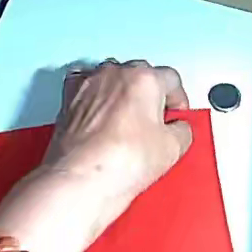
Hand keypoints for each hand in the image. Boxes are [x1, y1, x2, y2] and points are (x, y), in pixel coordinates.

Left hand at [0, 60, 192, 251]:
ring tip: (125, 121)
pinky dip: (93, 94)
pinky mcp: (68, 97)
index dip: (178, 99)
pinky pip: (84, 84)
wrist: (82, 178)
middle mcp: (116, 73)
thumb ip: (183, 130)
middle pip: (141, 74)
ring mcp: (89, 83)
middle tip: (155, 121)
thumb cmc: (120, 161)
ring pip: (112, 77)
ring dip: (121, 93)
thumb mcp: (173, 148)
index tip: (177, 114)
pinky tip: (98, 112)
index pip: (171, 79)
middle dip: (150, 95)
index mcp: (145, 78)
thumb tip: (179, 129)